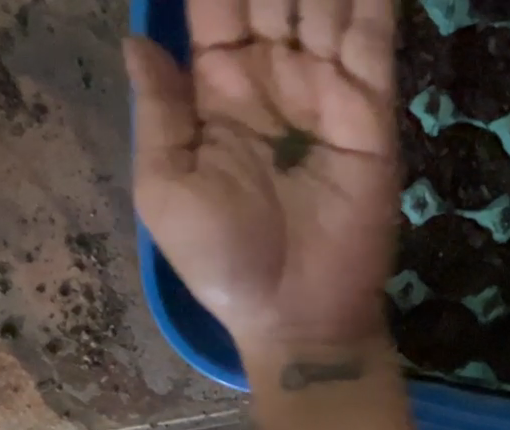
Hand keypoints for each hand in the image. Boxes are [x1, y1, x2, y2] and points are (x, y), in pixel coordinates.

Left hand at [124, 0, 398, 378]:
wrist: (296, 317)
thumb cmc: (224, 262)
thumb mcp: (167, 189)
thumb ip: (159, 112)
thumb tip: (137, 41)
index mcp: (220, 90)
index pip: (218, 0)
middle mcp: (275, 79)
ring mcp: (326, 93)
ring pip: (325, 3)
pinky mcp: (371, 116)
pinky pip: (373, 43)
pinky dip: (372, 3)